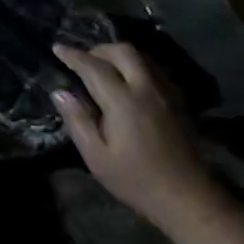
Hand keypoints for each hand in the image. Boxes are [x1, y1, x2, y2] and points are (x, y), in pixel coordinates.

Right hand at [51, 43, 221, 223]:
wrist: (187, 195)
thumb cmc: (136, 180)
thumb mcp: (97, 157)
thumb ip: (78, 121)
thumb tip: (60, 92)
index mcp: (123, 100)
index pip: (94, 67)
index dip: (73, 55)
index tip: (57, 48)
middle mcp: (146, 87)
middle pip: (123, 51)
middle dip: (99, 49)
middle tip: (82, 59)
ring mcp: (166, 91)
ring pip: (141, 57)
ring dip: (118, 55)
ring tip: (102, 67)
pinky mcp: (178, 100)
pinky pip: (153, 70)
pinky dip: (135, 66)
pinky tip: (127, 83)